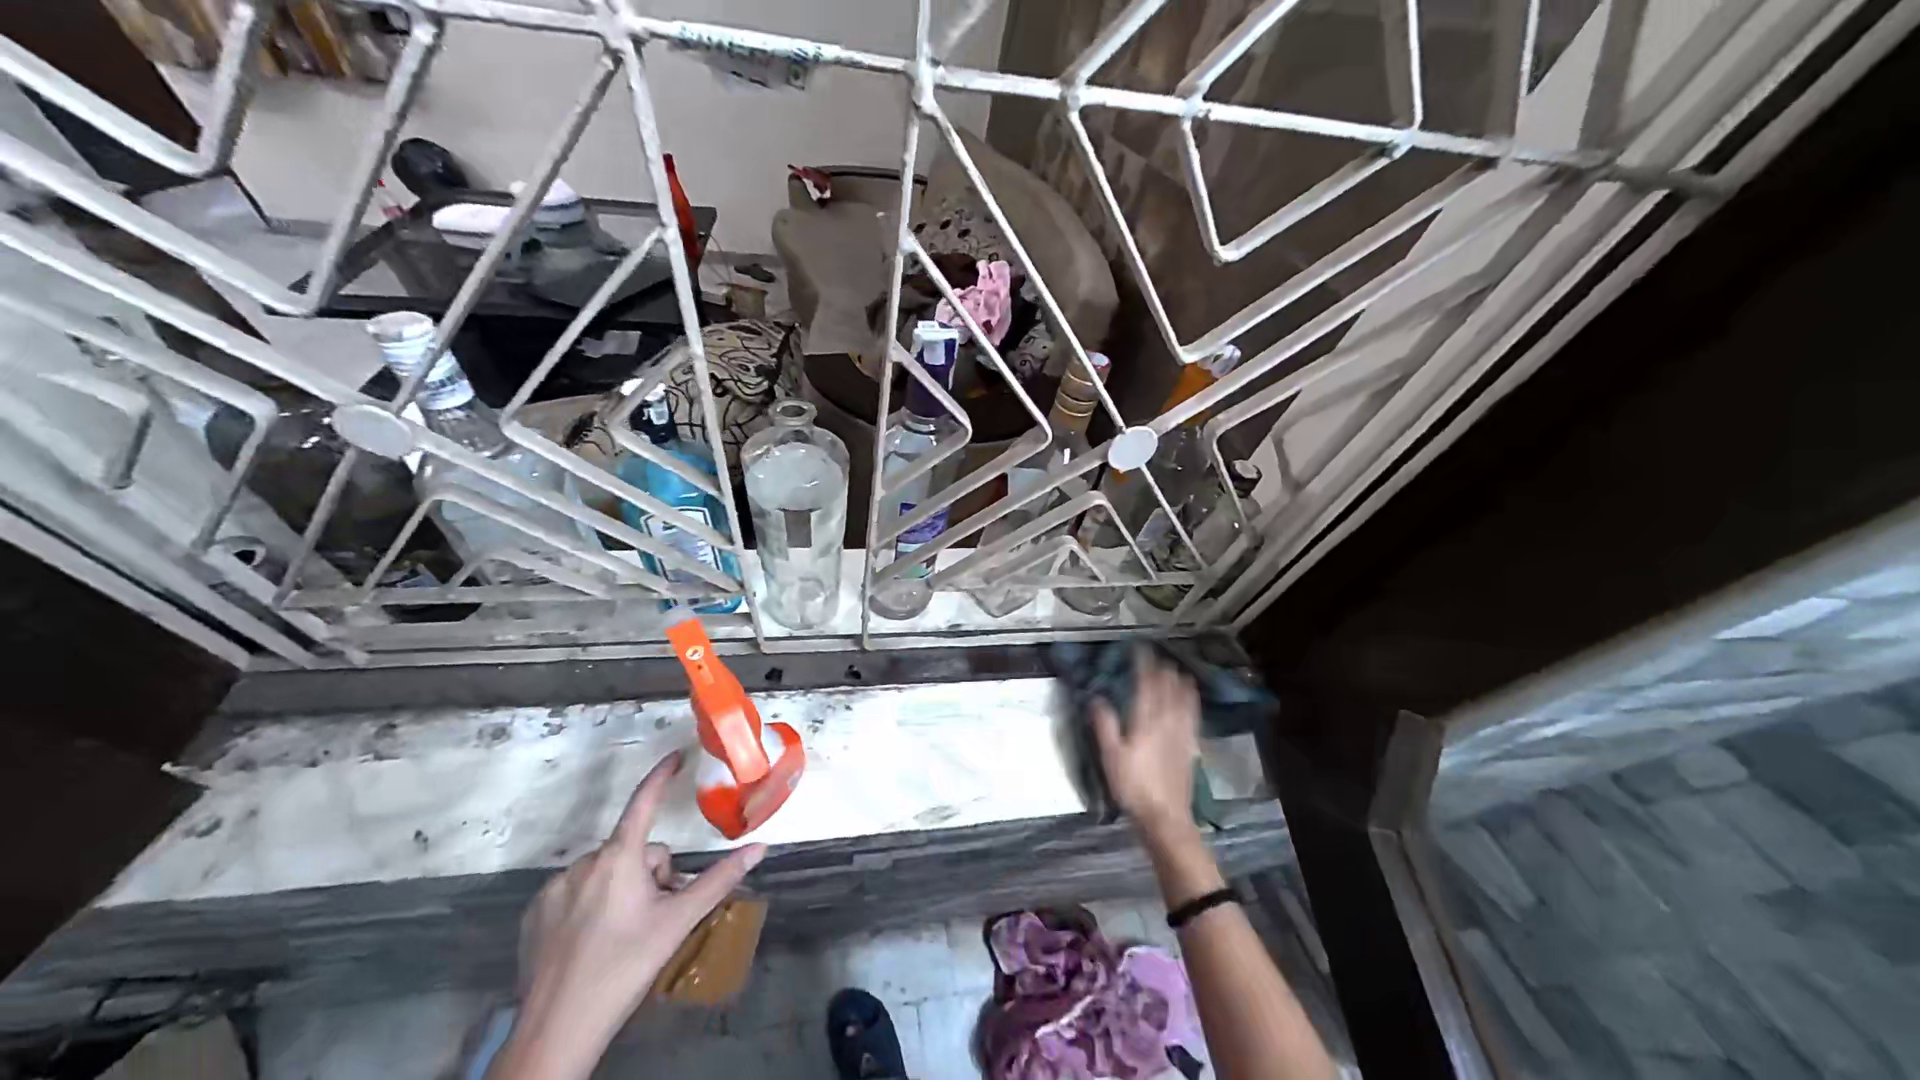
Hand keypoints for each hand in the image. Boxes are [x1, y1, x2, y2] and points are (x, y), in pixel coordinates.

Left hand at [497, 753, 764, 1077]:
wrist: (557, 1030)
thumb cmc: (624, 968)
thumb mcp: (678, 922)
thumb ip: (719, 880)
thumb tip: (758, 848)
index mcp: (618, 859)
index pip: (643, 803)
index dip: (660, 776)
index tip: (675, 756)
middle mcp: (583, 863)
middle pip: (634, 852)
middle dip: (651, 874)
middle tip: (655, 915)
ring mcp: (554, 888)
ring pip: (605, 873)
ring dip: (621, 890)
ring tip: (623, 934)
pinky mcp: (534, 913)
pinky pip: (575, 892)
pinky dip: (591, 905)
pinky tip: (592, 941)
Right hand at [1090, 648, 1200, 836]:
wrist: (1165, 815)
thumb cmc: (1133, 785)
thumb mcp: (1111, 757)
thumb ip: (1104, 725)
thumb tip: (1096, 698)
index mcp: (1146, 720)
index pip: (1146, 682)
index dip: (1143, 663)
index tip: (1138, 648)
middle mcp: (1167, 720)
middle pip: (1168, 686)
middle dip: (1161, 668)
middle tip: (1153, 657)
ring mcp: (1182, 731)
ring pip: (1184, 696)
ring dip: (1178, 680)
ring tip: (1174, 669)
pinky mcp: (1190, 744)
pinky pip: (1193, 713)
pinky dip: (1191, 698)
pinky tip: (1190, 696)